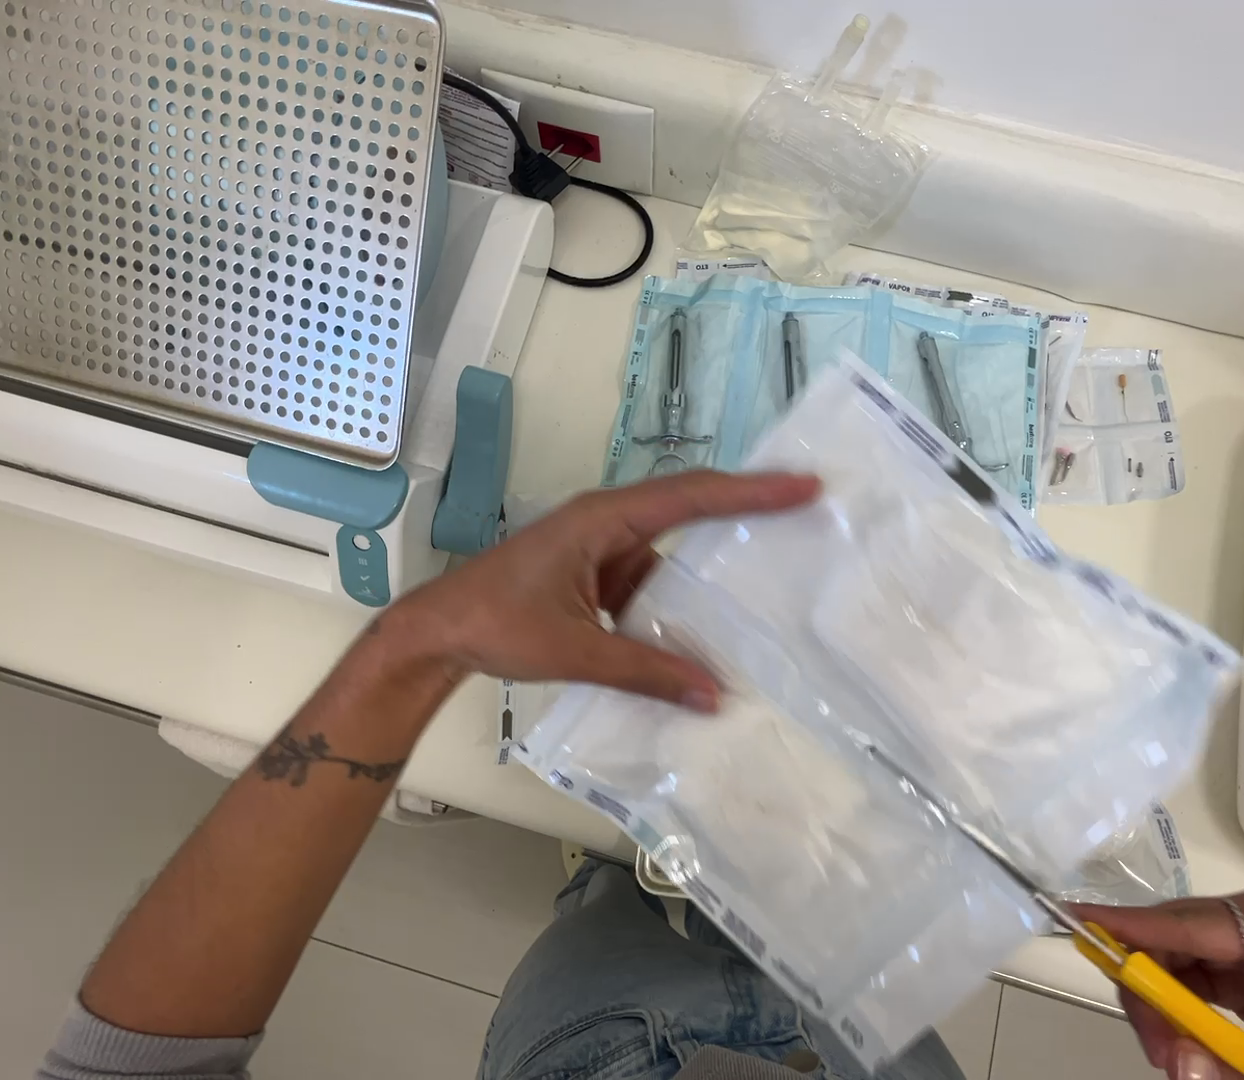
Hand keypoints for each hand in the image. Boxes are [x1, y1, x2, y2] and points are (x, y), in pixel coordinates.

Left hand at [384, 470, 820, 708]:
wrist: (438, 632)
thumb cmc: (496, 624)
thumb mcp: (575, 651)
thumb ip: (644, 673)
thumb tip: (713, 697)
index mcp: (602, 520)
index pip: (689, 497)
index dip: (749, 491)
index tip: (803, 485)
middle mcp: (607, 523)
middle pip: (687, 510)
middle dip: (743, 512)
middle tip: (805, 512)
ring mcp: (601, 549)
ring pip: (669, 553)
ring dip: (707, 571)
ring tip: (768, 581)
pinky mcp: (596, 575)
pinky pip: (648, 580)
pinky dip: (674, 603)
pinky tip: (703, 630)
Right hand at [1076, 889, 1243, 1079]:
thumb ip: (1242, 1072)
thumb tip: (1174, 1062)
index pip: (1197, 923)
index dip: (1137, 926)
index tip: (1080, 920)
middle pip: (1177, 937)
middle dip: (1151, 985)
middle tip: (1155, 1048)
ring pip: (1175, 957)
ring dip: (1160, 1002)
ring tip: (1170, 1056)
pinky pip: (1190, 976)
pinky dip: (1175, 1008)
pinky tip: (1178, 1041)